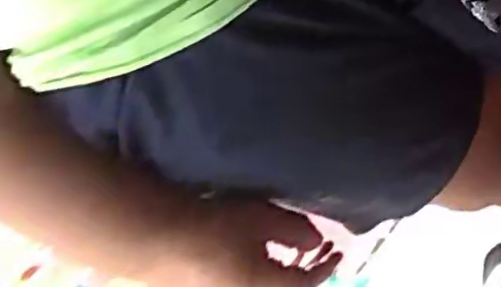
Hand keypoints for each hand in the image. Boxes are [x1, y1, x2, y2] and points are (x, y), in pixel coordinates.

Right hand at [133, 197, 338, 286]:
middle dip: (307, 277)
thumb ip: (295, 231)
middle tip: (322, 251)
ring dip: (287, 278)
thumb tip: (318, 241)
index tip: (339, 251)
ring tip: (299, 253)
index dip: (325, 269)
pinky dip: (268, 279)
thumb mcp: (263, 219)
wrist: (161, 242)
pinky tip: (270, 260)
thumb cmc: (218, 226)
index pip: (304, 286)